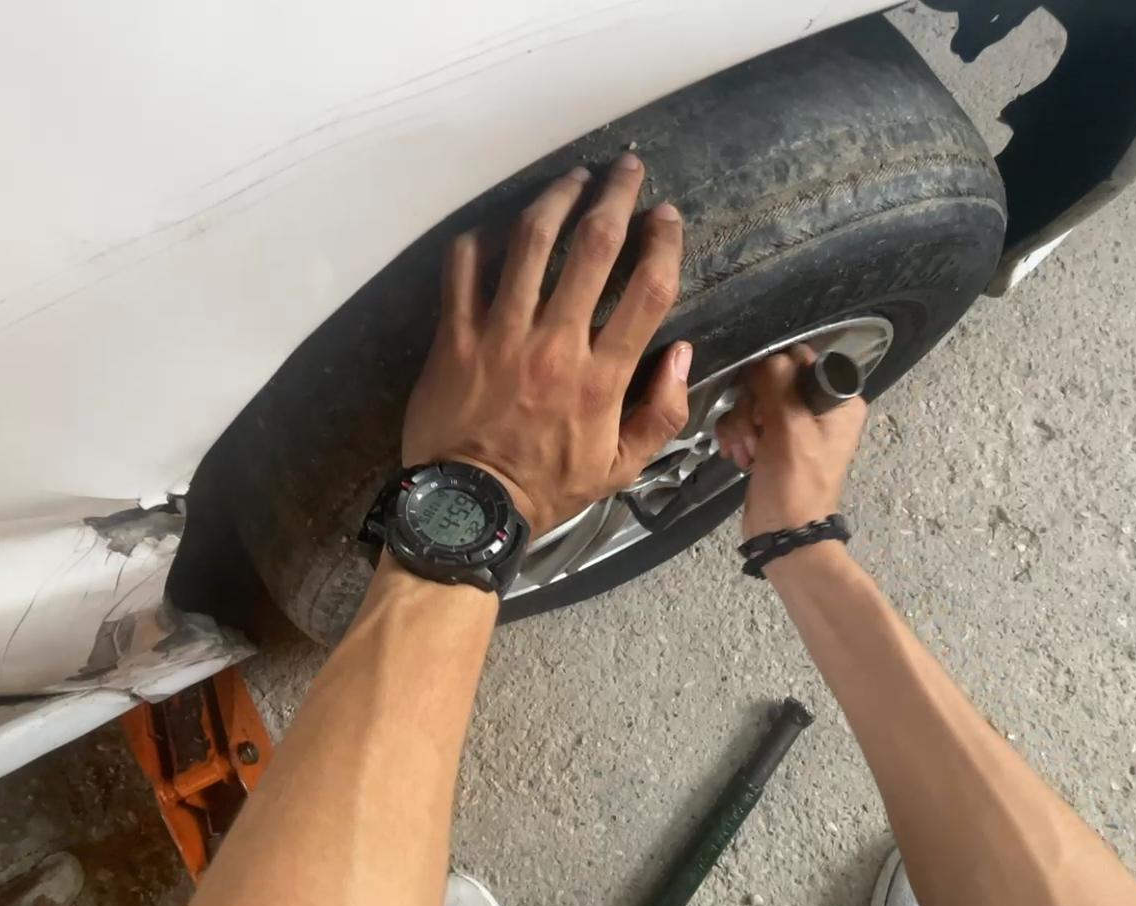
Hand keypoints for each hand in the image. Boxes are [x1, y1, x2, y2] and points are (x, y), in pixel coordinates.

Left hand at [401, 154, 691, 537]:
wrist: (471, 506)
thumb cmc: (548, 488)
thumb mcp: (620, 470)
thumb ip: (661, 415)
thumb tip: (683, 354)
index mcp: (601, 378)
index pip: (645, 292)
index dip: (663, 244)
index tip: (667, 217)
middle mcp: (554, 344)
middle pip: (593, 248)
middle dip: (615, 196)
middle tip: (626, 167)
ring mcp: (499, 335)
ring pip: (529, 243)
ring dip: (555, 198)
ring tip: (572, 177)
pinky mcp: (453, 338)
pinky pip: (462, 269)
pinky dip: (479, 238)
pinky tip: (498, 224)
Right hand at [713, 345, 867, 538]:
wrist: (783, 534)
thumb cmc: (794, 484)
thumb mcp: (789, 428)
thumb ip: (777, 384)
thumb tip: (764, 360)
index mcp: (839, 400)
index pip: (798, 360)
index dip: (773, 377)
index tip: (765, 405)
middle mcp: (819, 408)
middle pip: (769, 381)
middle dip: (751, 408)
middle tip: (754, 435)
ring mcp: (793, 427)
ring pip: (751, 402)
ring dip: (740, 427)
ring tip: (745, 453)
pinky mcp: (771, 443)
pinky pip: (745, 423)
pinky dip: (737, 438)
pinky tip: (739, 458)